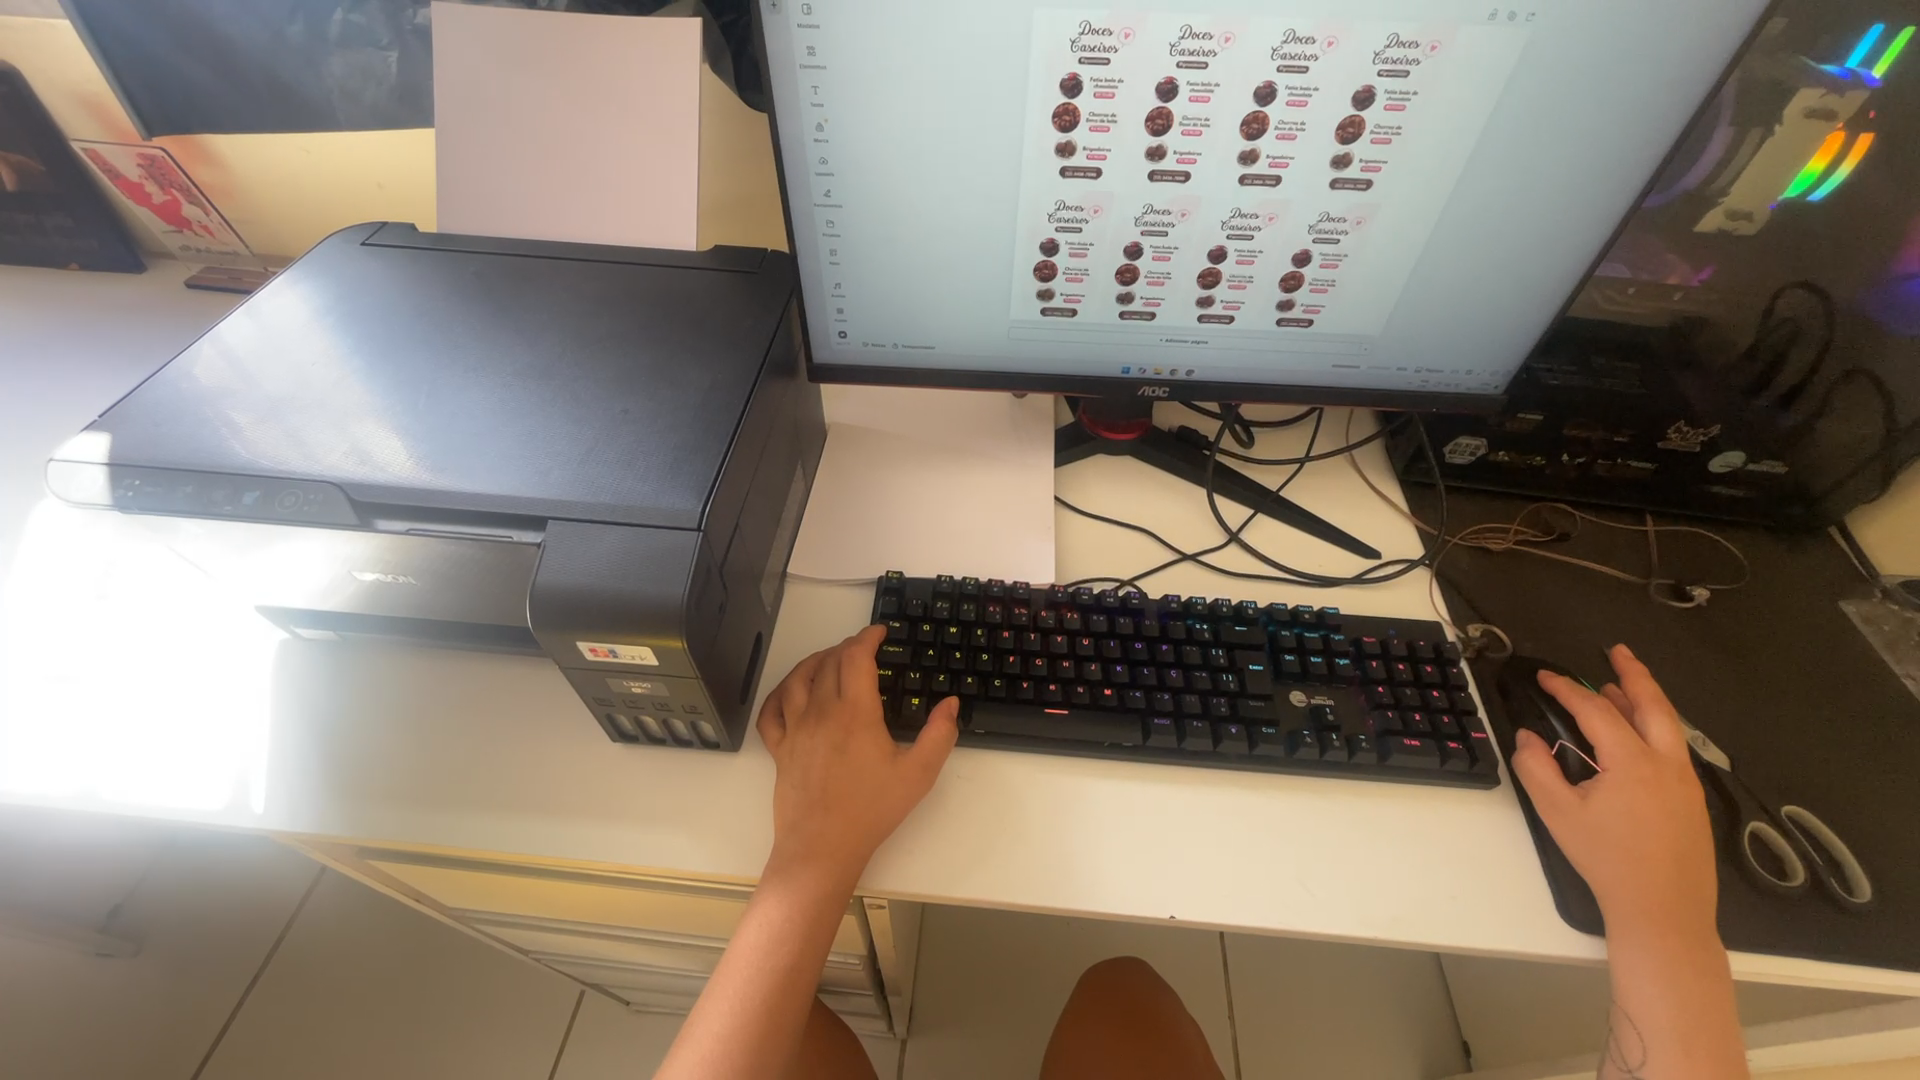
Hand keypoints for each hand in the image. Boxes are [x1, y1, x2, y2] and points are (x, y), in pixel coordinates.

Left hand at [756, 625, 959, 891]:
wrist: (822, 848)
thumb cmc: (872, 811)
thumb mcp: (918, 774)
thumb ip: (939, 735)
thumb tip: (951, 704)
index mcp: (855, 713)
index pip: (856, 657)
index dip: (867, 637)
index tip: (880, 632)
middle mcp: (820, 712)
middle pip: (829, 662)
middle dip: (847, 647)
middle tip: (864, 648)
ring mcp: (795, 729)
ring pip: (798, 678)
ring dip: (816, 660)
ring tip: (830, 658)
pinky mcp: (779, 748)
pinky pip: (772, 709)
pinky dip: (781, 691)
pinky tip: (792, 690)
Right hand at [1509, 644, 1717, 938]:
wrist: (1663, 910)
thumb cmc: (1606, 859)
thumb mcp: (1557, 812)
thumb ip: (1537, 768)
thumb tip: (1529, 736)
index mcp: (1632, 763)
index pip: (1597, 712)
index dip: (1568, 689)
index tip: (1544, 677)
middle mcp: (1667, 765)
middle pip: (1655, 707)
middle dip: (1634, 675)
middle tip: (1617, 652)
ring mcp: (1686, 783)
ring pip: (1669, 727)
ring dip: (1644, 701)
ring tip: (1619, 685)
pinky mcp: (1691, 801)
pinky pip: (1672, 748)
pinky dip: (1652, 727)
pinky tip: (1634, 733)